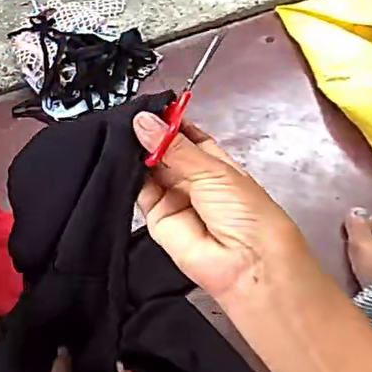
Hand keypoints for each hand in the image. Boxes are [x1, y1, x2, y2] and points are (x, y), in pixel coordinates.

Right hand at [133, 114, 317, 307]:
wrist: (247, 264)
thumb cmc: (249, 215)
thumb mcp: (213, 170)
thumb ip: (174, 146)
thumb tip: (145, 122)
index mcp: (214, 163)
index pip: (185, 135)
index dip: (168, 121)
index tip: (149, 108)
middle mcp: (192, 179)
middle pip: (163, 150)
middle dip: (149, 135)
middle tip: (132, 118)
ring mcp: (174, 198)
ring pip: (148, 169)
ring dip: (137, 154)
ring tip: (123, 135)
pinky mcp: (156, 217)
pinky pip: (137, 191)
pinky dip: (128, 176)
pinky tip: (121, 160)